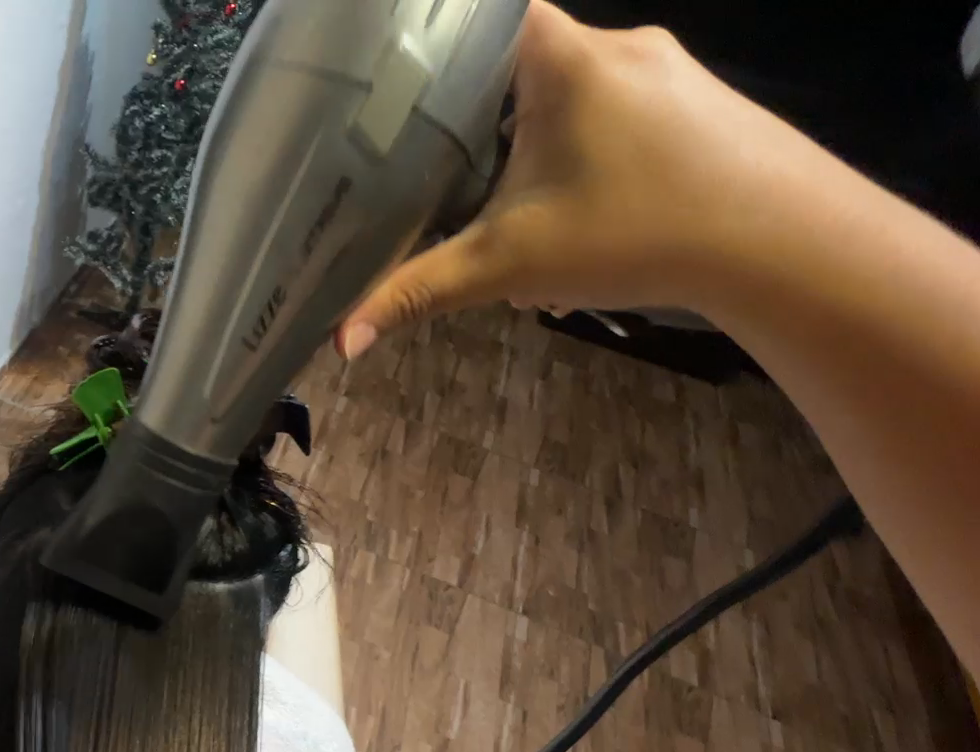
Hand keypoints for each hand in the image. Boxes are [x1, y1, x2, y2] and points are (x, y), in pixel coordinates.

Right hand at [340, 0, 823, 355]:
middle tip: (432, 170)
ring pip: (565, 92)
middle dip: (474, 118)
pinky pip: (610, 110)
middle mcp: (616, 46)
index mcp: (563, 62)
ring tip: (498, 202)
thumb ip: (418, 294)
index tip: (399, 99)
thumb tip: (342, 341)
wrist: (786, 243)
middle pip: (517, 63)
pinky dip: (575, 150)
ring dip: (527, 143)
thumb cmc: (635, 232)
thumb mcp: (505, 266)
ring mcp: (664, 70)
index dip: (437, 51)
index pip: (484, 19)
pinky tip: (569, 207)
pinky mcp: (693, 102)